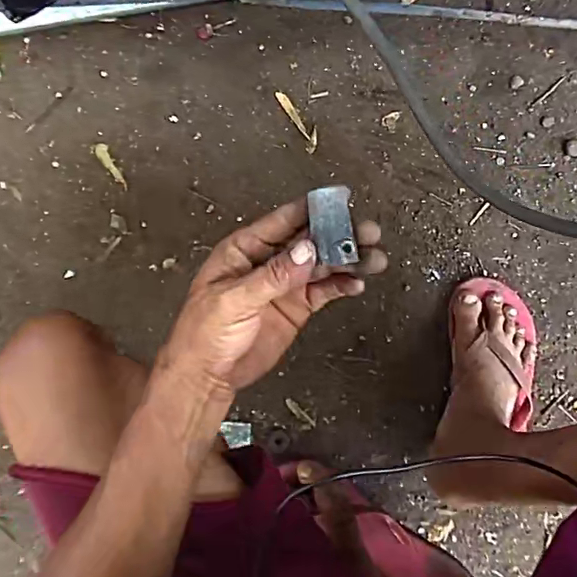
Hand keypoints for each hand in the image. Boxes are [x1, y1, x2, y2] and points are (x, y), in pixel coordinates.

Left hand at [155, 198, 388, 402]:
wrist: (205, 376)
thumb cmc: (202, 333)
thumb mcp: (233, 300)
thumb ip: (272, 276)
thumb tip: (306, 250)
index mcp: (244, 250)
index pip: (283, 221)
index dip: (312, 208)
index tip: (340, 199)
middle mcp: (267, 262)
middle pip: (310, 241)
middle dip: (339, 234)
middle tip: (367, 232)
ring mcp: (283, 285)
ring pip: (322, 265)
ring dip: (347, 260)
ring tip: (374, 258)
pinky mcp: (295, 307)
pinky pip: (323, 291)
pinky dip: (342, 285)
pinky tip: (357, 283)